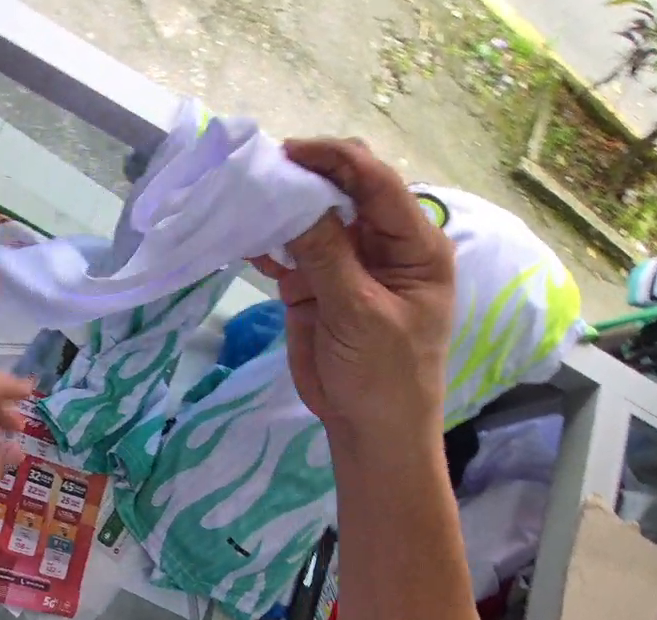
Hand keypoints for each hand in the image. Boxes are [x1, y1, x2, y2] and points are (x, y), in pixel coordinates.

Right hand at [252, 138, 456, 452]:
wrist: (369, 429)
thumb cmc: (384, 375)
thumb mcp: (360, 314)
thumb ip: (329, 258)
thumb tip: (296, 202)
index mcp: (414, 245)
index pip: (377, 185)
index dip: (336, 161)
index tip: (291, 154)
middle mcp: (380, 246)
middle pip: (342, 195)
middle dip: (305, 180)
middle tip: (259, 172)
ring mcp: (344, 267)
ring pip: (310, 223)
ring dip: (280, 211)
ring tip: (242, 198)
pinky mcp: (314, 289)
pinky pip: (289, 256)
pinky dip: (267, 246)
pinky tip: (242, 237)